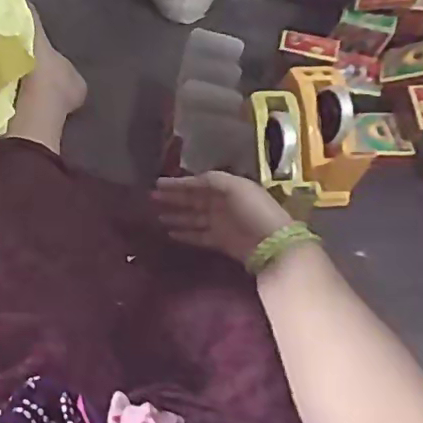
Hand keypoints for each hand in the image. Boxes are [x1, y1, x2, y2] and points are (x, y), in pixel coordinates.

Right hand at [152, 171, 295, 263]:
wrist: (271, 243)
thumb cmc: (253, 210)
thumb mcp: (235, 187)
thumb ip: (212, 180)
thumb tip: (191, 180)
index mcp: (226, 188)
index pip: (198, 183)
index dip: (178, 183)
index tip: (158, 183)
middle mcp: (222, 204)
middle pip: (193, 200)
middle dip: (173, 198)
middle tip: (151, 197)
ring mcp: (220, 224)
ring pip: (192, 218)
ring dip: (176, 215)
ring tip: (157, 215)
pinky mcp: (219, 242)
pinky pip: (197, 236)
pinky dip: (184, 234)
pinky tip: (169, 232)